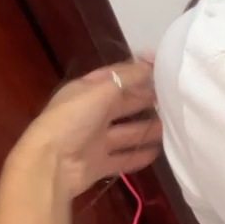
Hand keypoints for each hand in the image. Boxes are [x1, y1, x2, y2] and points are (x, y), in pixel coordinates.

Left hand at [13, 58, 161, 196]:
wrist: (51, 164)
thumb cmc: (73, 120)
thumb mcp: (101, 90)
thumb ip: (128, 76)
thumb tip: (152, 59)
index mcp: (86, 91)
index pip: (115, 77)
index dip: (138, 72)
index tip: (164, 70)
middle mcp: (90, 114)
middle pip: (123, 104)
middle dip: (145, 101)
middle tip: (174, 99)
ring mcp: (94, 141)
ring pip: (126, 133)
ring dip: (146, 129)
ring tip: (173, 126)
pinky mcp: (98, 164)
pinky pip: (123, 158)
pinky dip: (139, 156)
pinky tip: (158, 152)